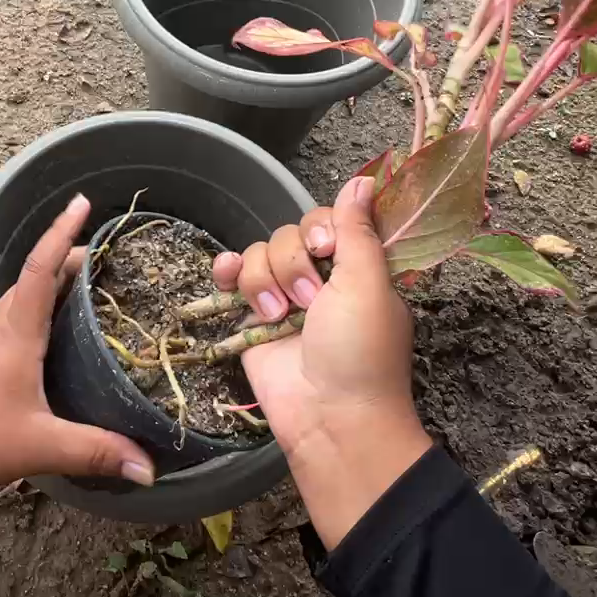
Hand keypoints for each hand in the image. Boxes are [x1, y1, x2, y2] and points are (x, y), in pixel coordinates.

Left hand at [0, 194, 155, 494]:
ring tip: (89, 284)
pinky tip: (56, 328)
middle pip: (37, 274)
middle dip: (70, 255)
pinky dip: (42, 303)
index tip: (81, 202)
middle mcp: (1, 323)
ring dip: (55, 280)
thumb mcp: (43, 445)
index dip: (62, 231)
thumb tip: (148, 468)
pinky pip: (17, 313)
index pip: (42, 266)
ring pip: (25, 293)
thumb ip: (96, 451)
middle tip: (108, 255)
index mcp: (17, 329)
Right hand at [212, 175, 431, 546]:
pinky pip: (233, 274)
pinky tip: (228, 278)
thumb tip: (363, 179)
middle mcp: (320, 275)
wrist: (327, 417)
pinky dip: (228, 272)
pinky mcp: (252, 314)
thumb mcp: (368, 285)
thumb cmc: (360, 352)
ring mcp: (284, 294)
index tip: (325, 248)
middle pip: (289, 233)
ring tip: (279, 316)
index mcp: (355, 267)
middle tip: (310, 301)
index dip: (321, 227)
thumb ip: (358, 231)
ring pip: (259, 252)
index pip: (329, 218)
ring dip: (265, 281)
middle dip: (293, 264)